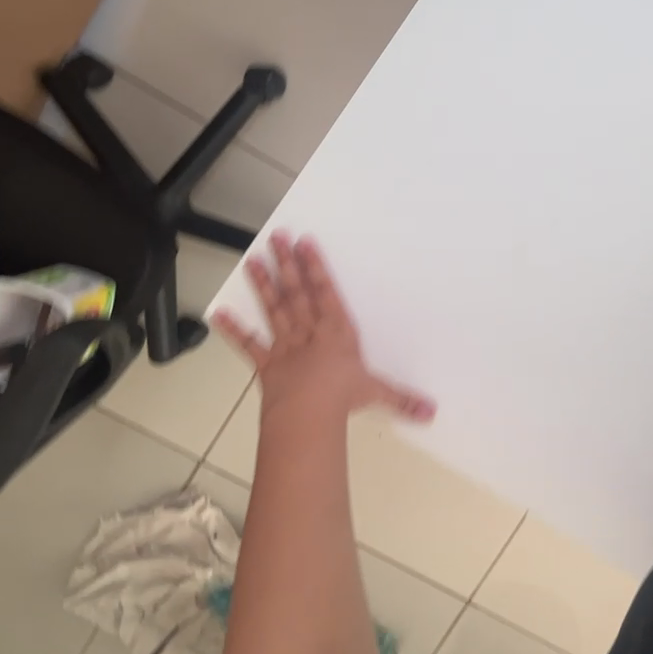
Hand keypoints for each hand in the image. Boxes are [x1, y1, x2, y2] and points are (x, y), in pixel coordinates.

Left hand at [213, 233, 435, 424]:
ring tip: (253, 260)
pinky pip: (248, 345)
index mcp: (338, 331)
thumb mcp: (379, 393)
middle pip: (297, 292)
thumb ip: (403, 399)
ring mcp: (285, 346)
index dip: (315, 266)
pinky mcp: (265, 364)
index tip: (305, 243)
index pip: (325, 292)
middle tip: (277, 238)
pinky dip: (234, 330)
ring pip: (274, 309)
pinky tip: (220, 313)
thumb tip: (432, 411)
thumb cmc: (343, 397)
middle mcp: (310, 331)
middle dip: (288, 264)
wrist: (306, 415)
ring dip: (264, 285)